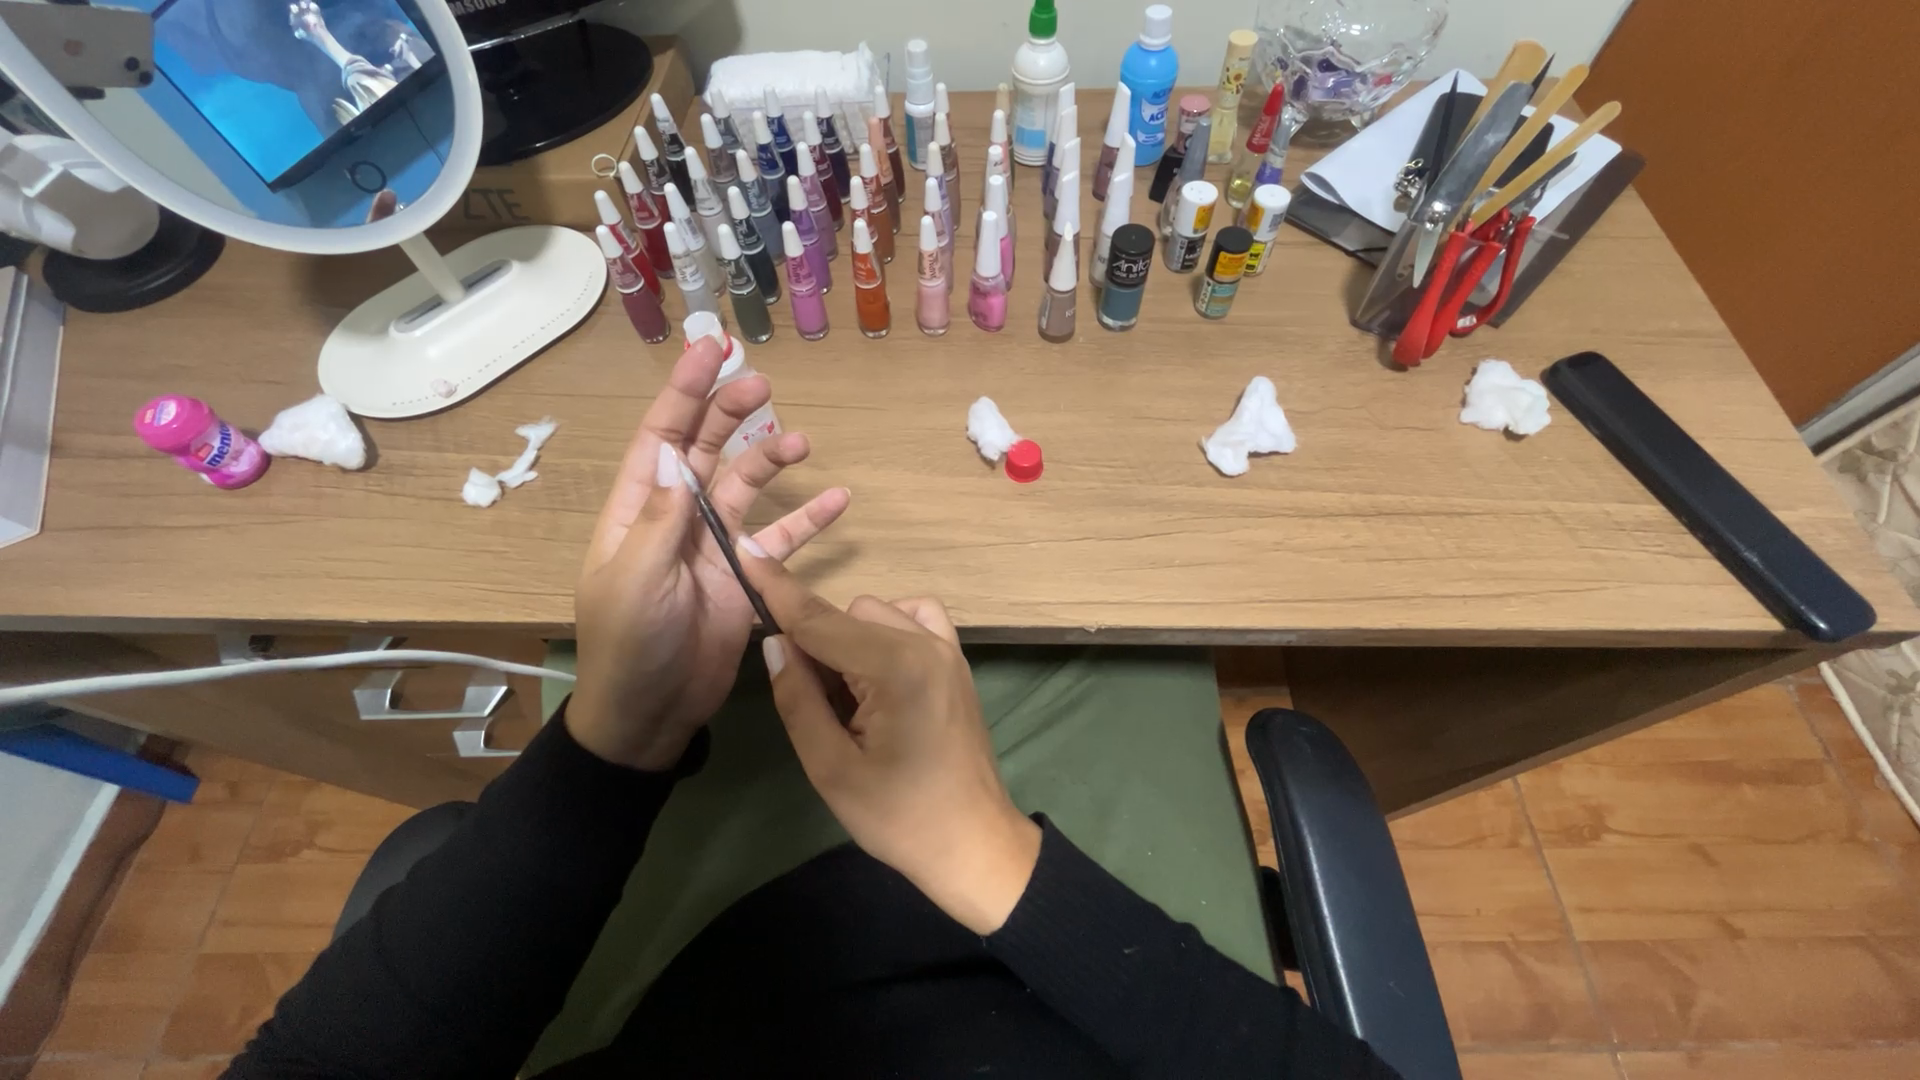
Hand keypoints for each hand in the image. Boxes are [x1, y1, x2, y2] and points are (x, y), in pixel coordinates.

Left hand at [570, 338, 850, 770]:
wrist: (652, 713)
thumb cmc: (630, 645)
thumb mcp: (635, 578)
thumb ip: (660, 518)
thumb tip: (676, 453)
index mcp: (639, 510)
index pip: (663, 437)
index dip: (684, 391)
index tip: (710, 349)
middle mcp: (678, 517)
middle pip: (707, 449)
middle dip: (729, 412)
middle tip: (762, 382)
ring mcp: (715, 546)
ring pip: (747, 487)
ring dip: (771, 460)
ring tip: (801, 442)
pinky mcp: (746, 577)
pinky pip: (782, 540)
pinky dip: (808, 521)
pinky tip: (838, 502)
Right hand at [736, 546, 1040, 933]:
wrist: (973, 842)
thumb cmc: (899, 816)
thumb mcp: (830, 767)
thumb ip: (798, 698)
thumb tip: (776, 642)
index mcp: (896, 668)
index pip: (821, 620)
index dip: (778, 588)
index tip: (747, 549)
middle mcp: (927, 644)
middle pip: (849, 613)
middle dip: (820, 643)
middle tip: (819, 703)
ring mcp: (948, 649)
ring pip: (879, 611)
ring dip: (852, 639)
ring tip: (852, 698)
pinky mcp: (957, 661)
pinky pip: (914, 618)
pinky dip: (887, 632)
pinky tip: (880, 672)